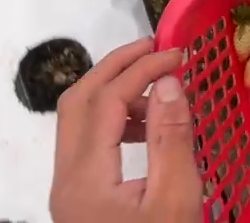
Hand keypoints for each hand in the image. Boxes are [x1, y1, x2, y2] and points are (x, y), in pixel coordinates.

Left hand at [50, 38, 200, 222]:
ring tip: (162, 84)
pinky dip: (117, 115)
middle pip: (78, 100)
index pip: (107, 98)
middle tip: (161, 48)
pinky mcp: (80, 198)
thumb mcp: (176, 200)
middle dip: (118, 65)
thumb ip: (171, 137)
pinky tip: (151, 124)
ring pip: (79, 118)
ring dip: (117, 87)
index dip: (144, 66)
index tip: (183, 53)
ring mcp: (69, 189)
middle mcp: (66, 178)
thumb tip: (168, 80)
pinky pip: (89, 139)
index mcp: (85, 178)